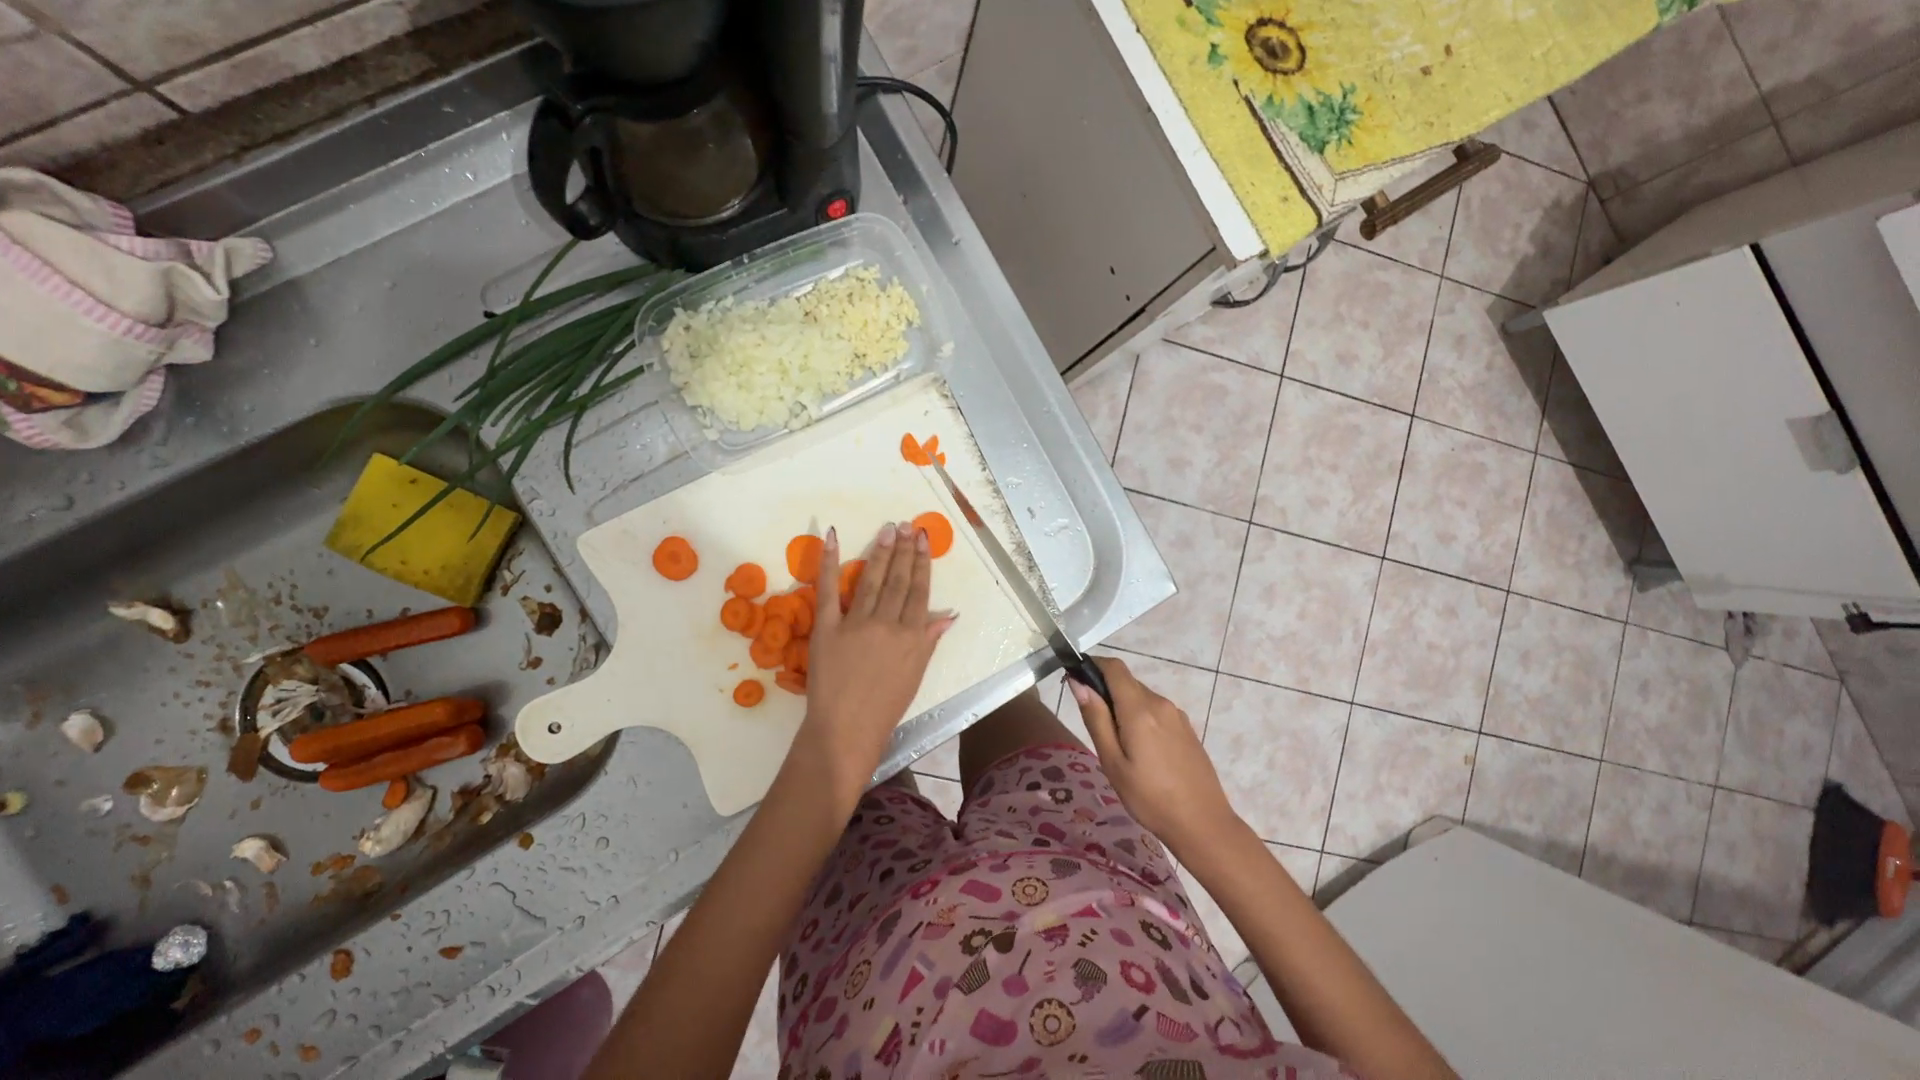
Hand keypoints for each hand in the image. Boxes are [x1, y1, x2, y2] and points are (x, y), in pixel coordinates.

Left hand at [796, 522, 954, 806]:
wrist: (846, 729)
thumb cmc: (885, 708)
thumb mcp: (915, 675)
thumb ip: (928, 641)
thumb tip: (948, 615)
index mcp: (912, 636)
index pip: (919, 591)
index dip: (922, 563)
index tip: (923, 539)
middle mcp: (888, 624)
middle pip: (898, 580)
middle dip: (904, 550)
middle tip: (906, 525)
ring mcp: (857, 623)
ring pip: (872, 579)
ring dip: (880, 552)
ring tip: (887, 530)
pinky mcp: (827, 627)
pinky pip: (829, 589)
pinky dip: (830, 561)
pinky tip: (836, 537)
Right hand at [1067, 656, 1240, 854]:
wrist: (1202, 823)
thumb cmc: (1149, 798)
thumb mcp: (1113, 762)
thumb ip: (1096, 719)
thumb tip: (1079, 683)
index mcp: (1140, 709)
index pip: (1114, 667)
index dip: (1092, 666)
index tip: (1075, 681)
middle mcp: (1161, 704)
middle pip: (1127, 683)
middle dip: (1106, 693)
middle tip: (1093, 727)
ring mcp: (1177, 716)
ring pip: (1142, 698)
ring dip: (1123, 709)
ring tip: (1117, 747)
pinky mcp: (1186, 729)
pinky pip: (1156, 713)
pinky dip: (1140, 719)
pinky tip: (1141, 753)